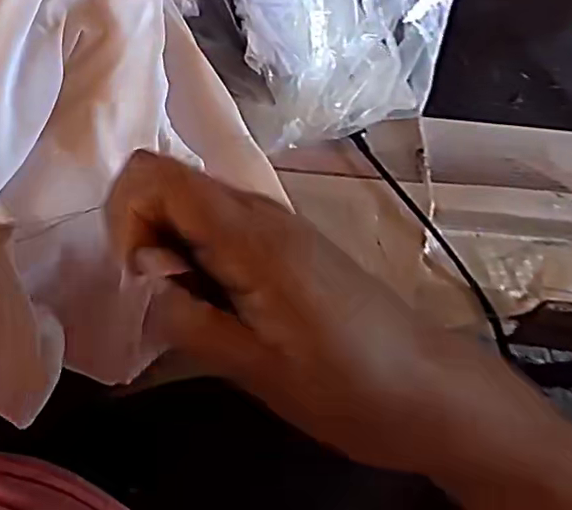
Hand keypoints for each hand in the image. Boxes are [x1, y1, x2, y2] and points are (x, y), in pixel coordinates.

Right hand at [107, 151, 571, 508]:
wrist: (445, 396)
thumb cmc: (354, 388)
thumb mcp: (261, 371)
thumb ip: (189, 318)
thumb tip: (143, 279)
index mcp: (249, 234)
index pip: (154, 176)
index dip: (126, 214)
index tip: (140, 272)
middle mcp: (253, 207)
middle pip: (159, 174)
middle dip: (137, 222)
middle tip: (159, 283)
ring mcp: (265, 214)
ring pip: (179, 189)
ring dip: (160, 233)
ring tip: (186, 291)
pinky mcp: (274, 230)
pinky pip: (205, 210)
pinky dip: (184, 238)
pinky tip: (210, 286)